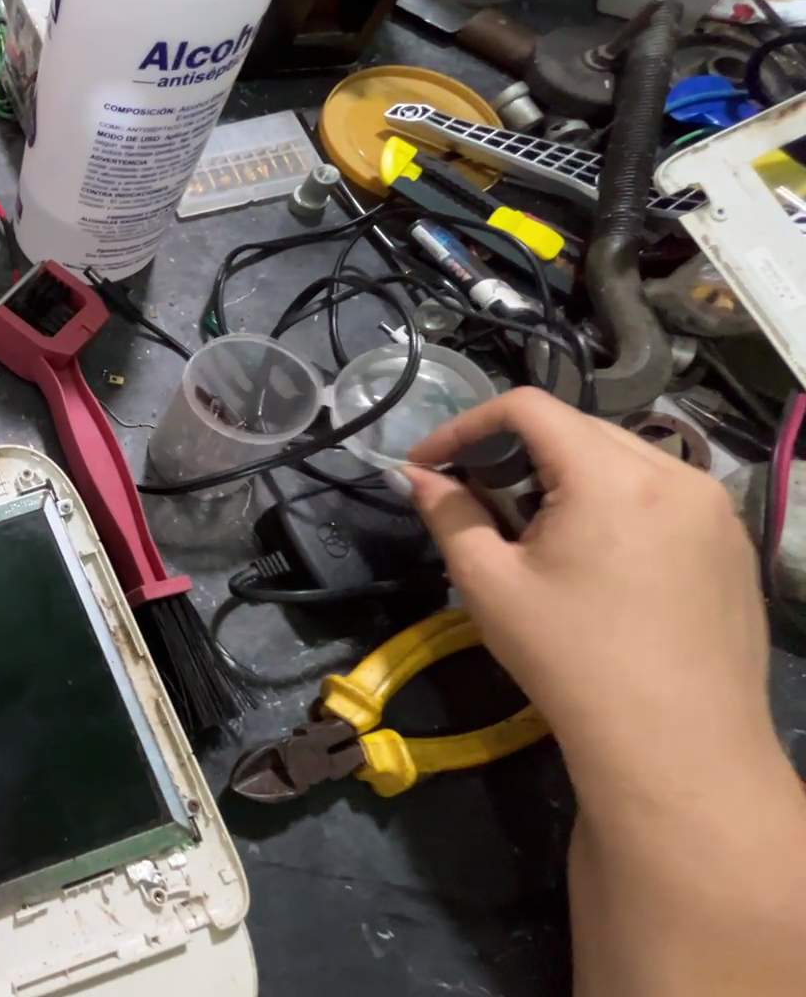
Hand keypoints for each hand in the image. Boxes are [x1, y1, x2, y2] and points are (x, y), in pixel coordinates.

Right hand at [396, 388, 772, 797]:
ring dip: (556, 471)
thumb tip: (415, 475)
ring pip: (618, 455)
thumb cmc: (566, 652)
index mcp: (613, 478)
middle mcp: (676, 476)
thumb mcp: (485, 579)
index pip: (529, 408)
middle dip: (507, 448)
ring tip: (522, 524)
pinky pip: (656, 490)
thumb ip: (448, 512)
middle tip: (467, 496)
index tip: (427, 465)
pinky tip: (581, 550)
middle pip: (575, 426)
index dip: (463, 425)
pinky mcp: (730, 542)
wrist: (675, 738)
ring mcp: (715, 509)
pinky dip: (603, 496)